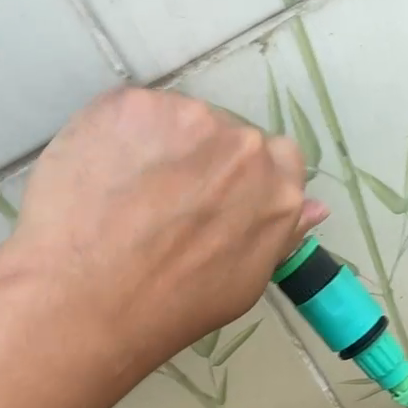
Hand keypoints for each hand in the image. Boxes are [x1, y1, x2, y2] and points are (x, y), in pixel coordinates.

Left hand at [1, 87, 328, 359]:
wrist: (93, 295)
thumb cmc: (177, 304)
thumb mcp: (247, 281)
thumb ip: (281, 233)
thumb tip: (313, 207)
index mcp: (279, 189)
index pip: (281, 159)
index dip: (250, 178)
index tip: (223, 202)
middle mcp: (243, 144)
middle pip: (229, 136)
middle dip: (206, 161)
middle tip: (171, 204)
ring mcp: (187, 118)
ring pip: (181, 120)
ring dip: (164, 145)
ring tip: (132, 194)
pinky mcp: (131, 103)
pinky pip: (133, 114)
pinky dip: (121, 137)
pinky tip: (104, 177)